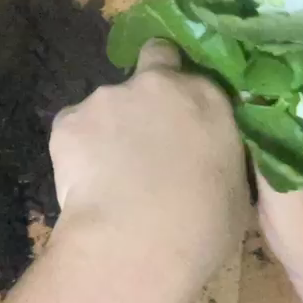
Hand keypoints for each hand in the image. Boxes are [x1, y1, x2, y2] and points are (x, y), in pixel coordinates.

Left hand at [48, 40, 248, 290]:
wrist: (137, 242)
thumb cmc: (203, 226)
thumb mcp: (234, 185)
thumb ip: (217, 152)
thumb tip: (204, 155)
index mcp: (204, 96)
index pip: (190, 72)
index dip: (182, 92)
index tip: (179, 118)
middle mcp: (155, 84)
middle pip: (150, 60)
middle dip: (145, 82)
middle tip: (143, 126)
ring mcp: (107, 97)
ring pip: (106, 104)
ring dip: (109, 127)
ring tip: (109, 173)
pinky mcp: (68, 120)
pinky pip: (73, 128)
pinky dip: (77, 148)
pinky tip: (85, 182)